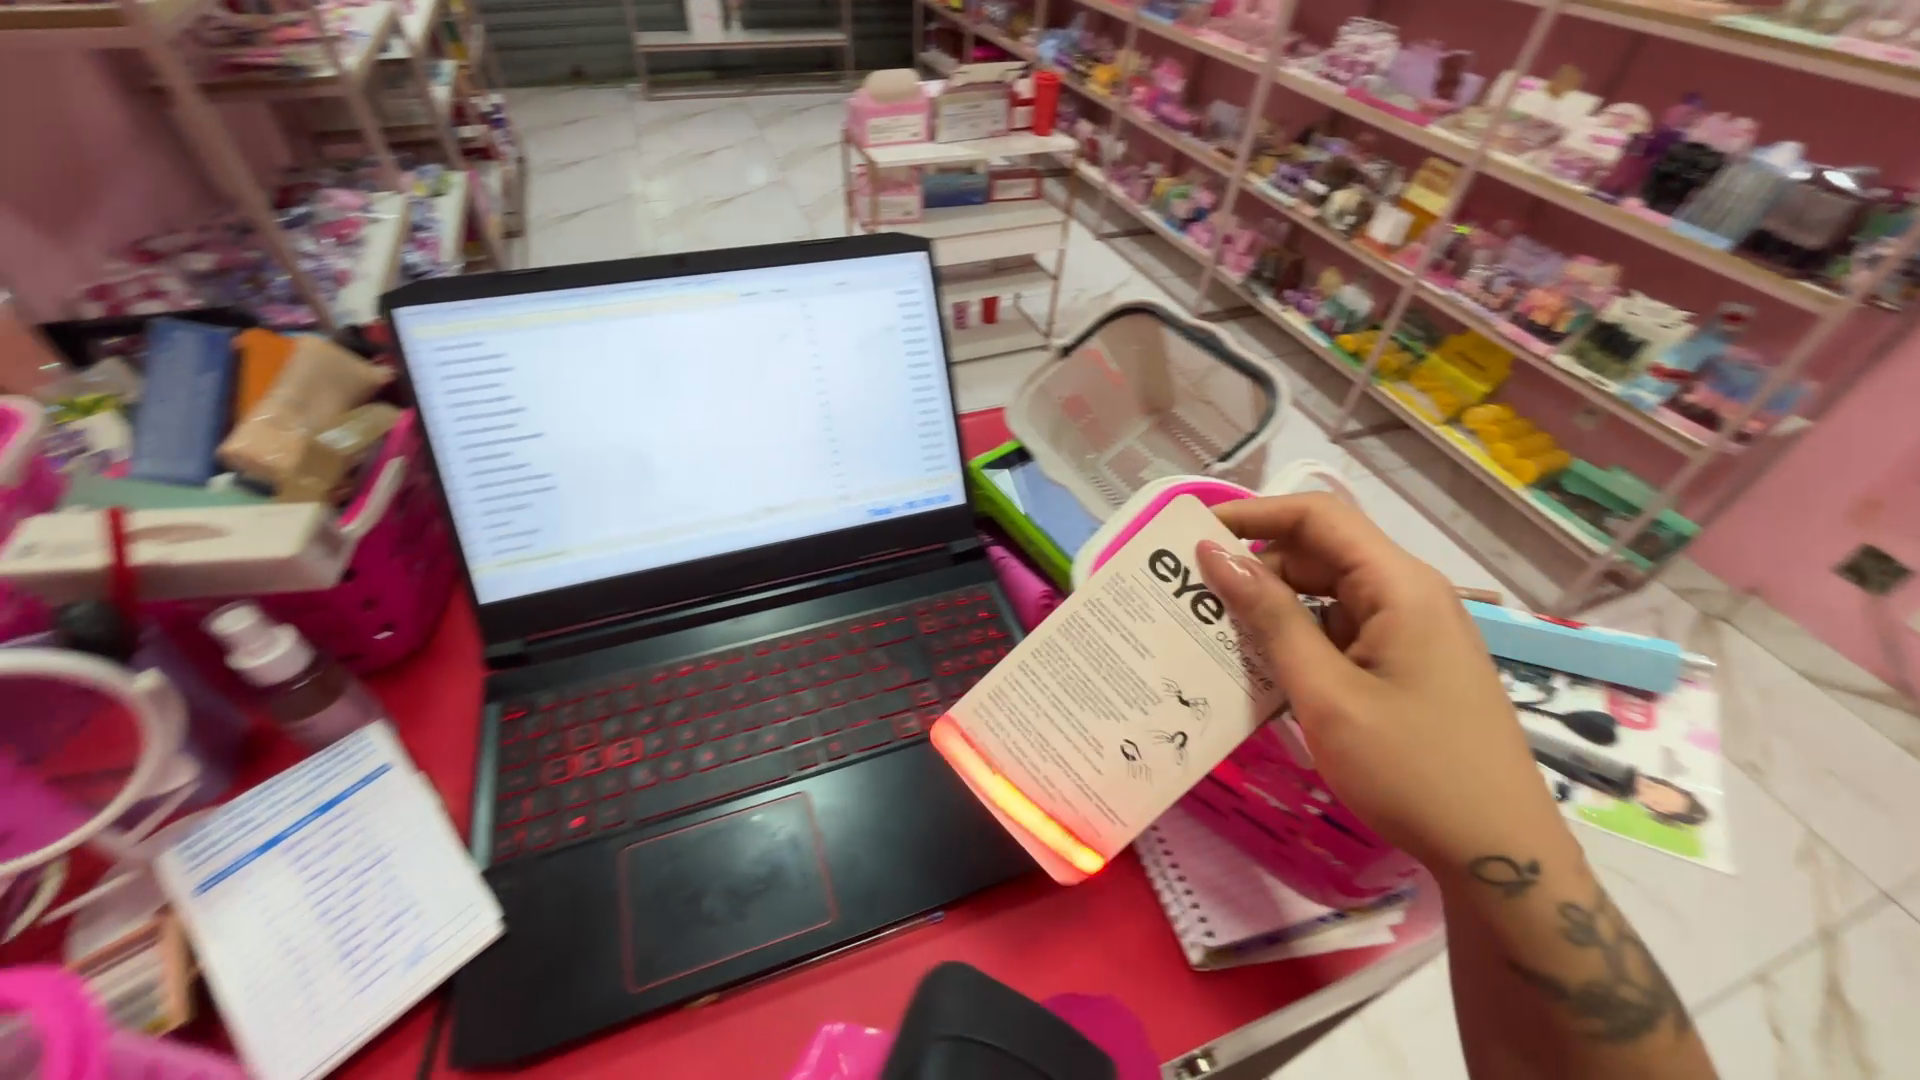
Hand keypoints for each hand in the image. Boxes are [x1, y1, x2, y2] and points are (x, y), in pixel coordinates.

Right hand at [1194, 494, 1560, 868]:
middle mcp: (1408, 594)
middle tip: (1194, 600)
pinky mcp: (1405, 663)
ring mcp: (1410, 630)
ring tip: (1217, 636)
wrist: (1499, 853)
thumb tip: (1216, 553)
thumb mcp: (1325, 693)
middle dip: (1256, 568)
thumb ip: (1270, 618)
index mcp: (1399, 585)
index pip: (1317, 516)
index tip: (1192, 533)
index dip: (1252, 514)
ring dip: (1273, 609)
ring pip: (1326, 594)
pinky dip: (1299, 641)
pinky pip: (1340, 631)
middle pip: (1319, 553)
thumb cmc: (1410, 769)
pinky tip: (1263, 671)